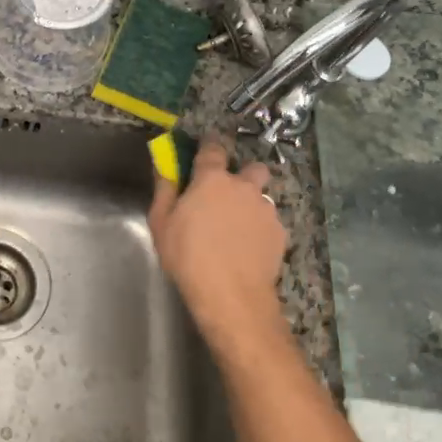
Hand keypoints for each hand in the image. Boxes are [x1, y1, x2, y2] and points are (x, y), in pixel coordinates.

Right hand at [148, 140, 289, 358]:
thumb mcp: (161, 223)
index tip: (203, 151)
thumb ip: (164, 189)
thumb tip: (163, 165)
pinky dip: (259, 229)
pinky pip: (269, 222)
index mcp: (212, 180)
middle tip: (227, 195)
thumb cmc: (188, 256)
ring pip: (262, 197)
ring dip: (251, 204)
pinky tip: (247, 248)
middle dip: (244, 175)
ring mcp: (266, 210)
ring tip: (236, 229)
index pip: (213, 149)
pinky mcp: (279, 233)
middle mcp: (244, 188)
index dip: (208, 147)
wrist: (231, 295)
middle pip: (253, 167)